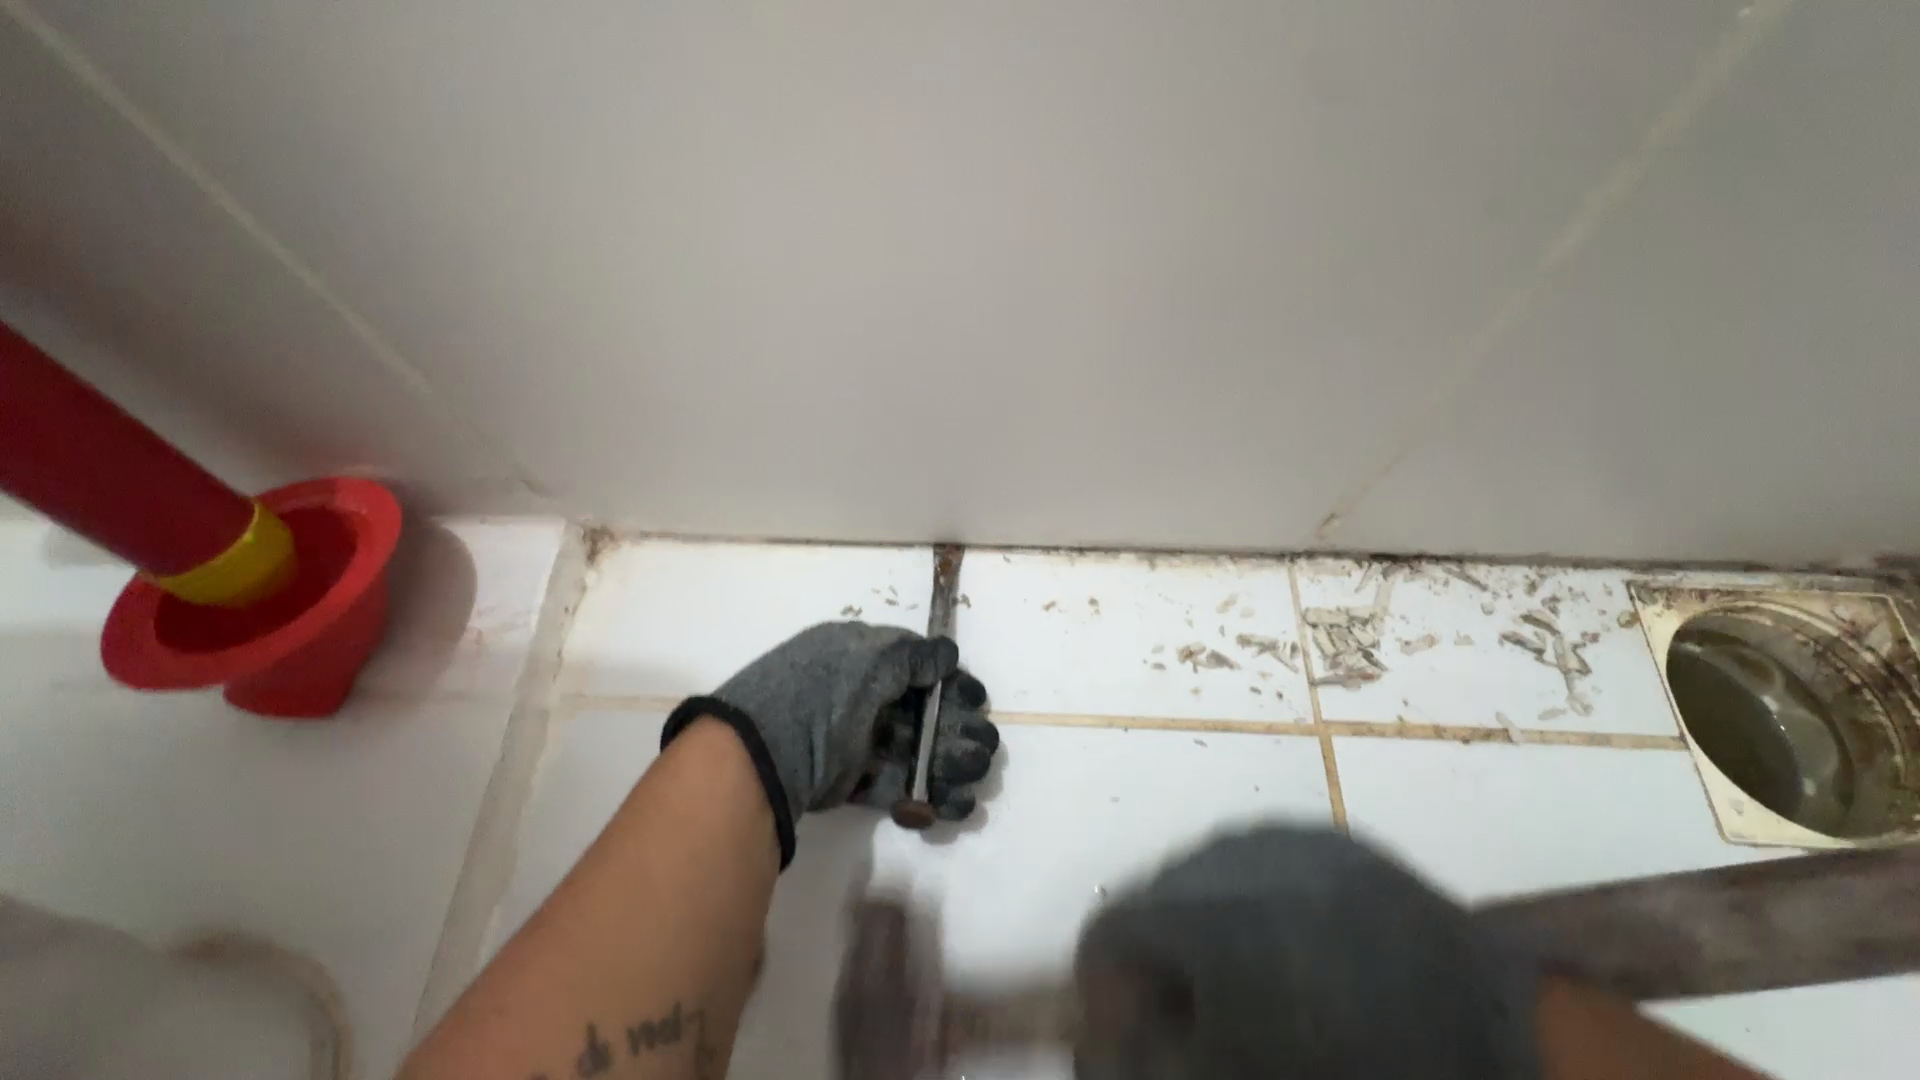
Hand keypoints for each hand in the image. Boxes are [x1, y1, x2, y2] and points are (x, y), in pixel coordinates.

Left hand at [662, 622, 998, 867]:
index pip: (914, 669)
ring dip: (948, 763)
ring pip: (911, 750)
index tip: (977, 700)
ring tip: (978, 777)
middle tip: (985, 748)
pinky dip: (924, 794)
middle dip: (956, 729)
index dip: (949, 684)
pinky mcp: (849, 781)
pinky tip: (955, 804)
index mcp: (858, 659)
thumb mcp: (869, 659)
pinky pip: (893, 784)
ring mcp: (853, 741)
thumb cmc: (823, 692)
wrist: (766, 750)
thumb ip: (913, 657)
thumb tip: (947, 654)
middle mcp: (859, 696)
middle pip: (918, 713)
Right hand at [1073, 826, 1539, 1079]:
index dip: (1104, 994)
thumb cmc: (1350, 1064)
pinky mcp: (1326, 839)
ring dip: (1202, 931)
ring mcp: (1280, 840)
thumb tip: (1103, 1040)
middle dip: (1155, 965)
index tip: (1128, 1037)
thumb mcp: (1227, 1070)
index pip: (1108, 935)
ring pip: (1203, 879)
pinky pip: (1258, 867)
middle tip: (1189, 1021)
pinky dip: (1252, 907)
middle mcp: (1226, 857)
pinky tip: (1290, 952)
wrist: (1495, 1034)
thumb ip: (1148, 1056)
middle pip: (1152, 902)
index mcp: (1198, 914)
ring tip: (1244, 986)